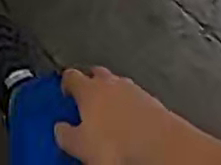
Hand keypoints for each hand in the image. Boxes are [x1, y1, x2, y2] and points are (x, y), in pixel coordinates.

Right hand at [55, 67, 210, 164]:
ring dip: (113, 94)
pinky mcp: (152, 101)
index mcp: (88, 89)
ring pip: (117, 84)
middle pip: (96, 74)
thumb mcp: (82, 146)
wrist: (160, 146)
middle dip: (91, 83)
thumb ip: (66, 135)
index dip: (66, 83)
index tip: (66, 91)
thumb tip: (60, 130)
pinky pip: (136, 98)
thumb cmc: (117, 144)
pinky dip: (132, 107)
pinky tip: (133, 123)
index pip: (71, 76)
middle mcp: (109, 82)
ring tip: (113, 113)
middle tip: (89, 99)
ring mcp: (133, 89)